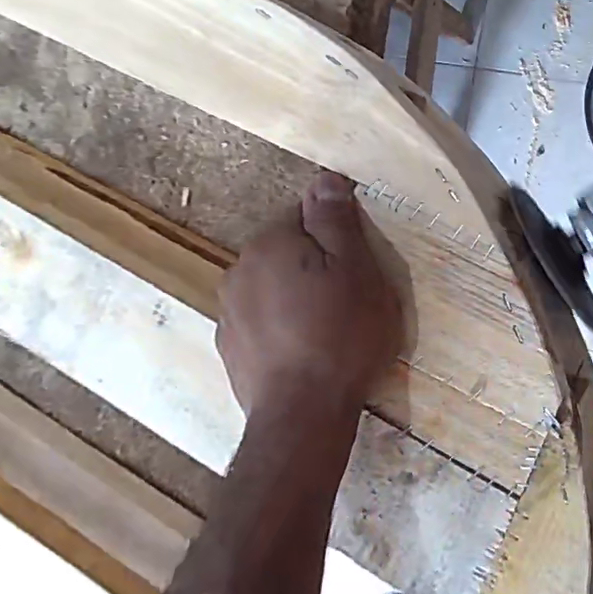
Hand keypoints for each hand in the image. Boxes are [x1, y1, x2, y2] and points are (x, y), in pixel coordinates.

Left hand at [216, 171, 404, 418]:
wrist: (303, 414)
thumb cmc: (343, 333)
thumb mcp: (358, 269)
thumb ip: (336, 222)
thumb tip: (324, 179)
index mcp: (271, 244)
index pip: (307, 213)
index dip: (339, 233)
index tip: (362, 259)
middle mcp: (240, 270)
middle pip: (290, 248)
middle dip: (320, 260)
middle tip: (355, 290)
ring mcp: (230, 312)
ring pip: (276, 284)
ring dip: (302, 291)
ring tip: (336, 321)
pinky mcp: (232, 348)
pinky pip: (266, 318)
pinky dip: (287, 322)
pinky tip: (311, 345)